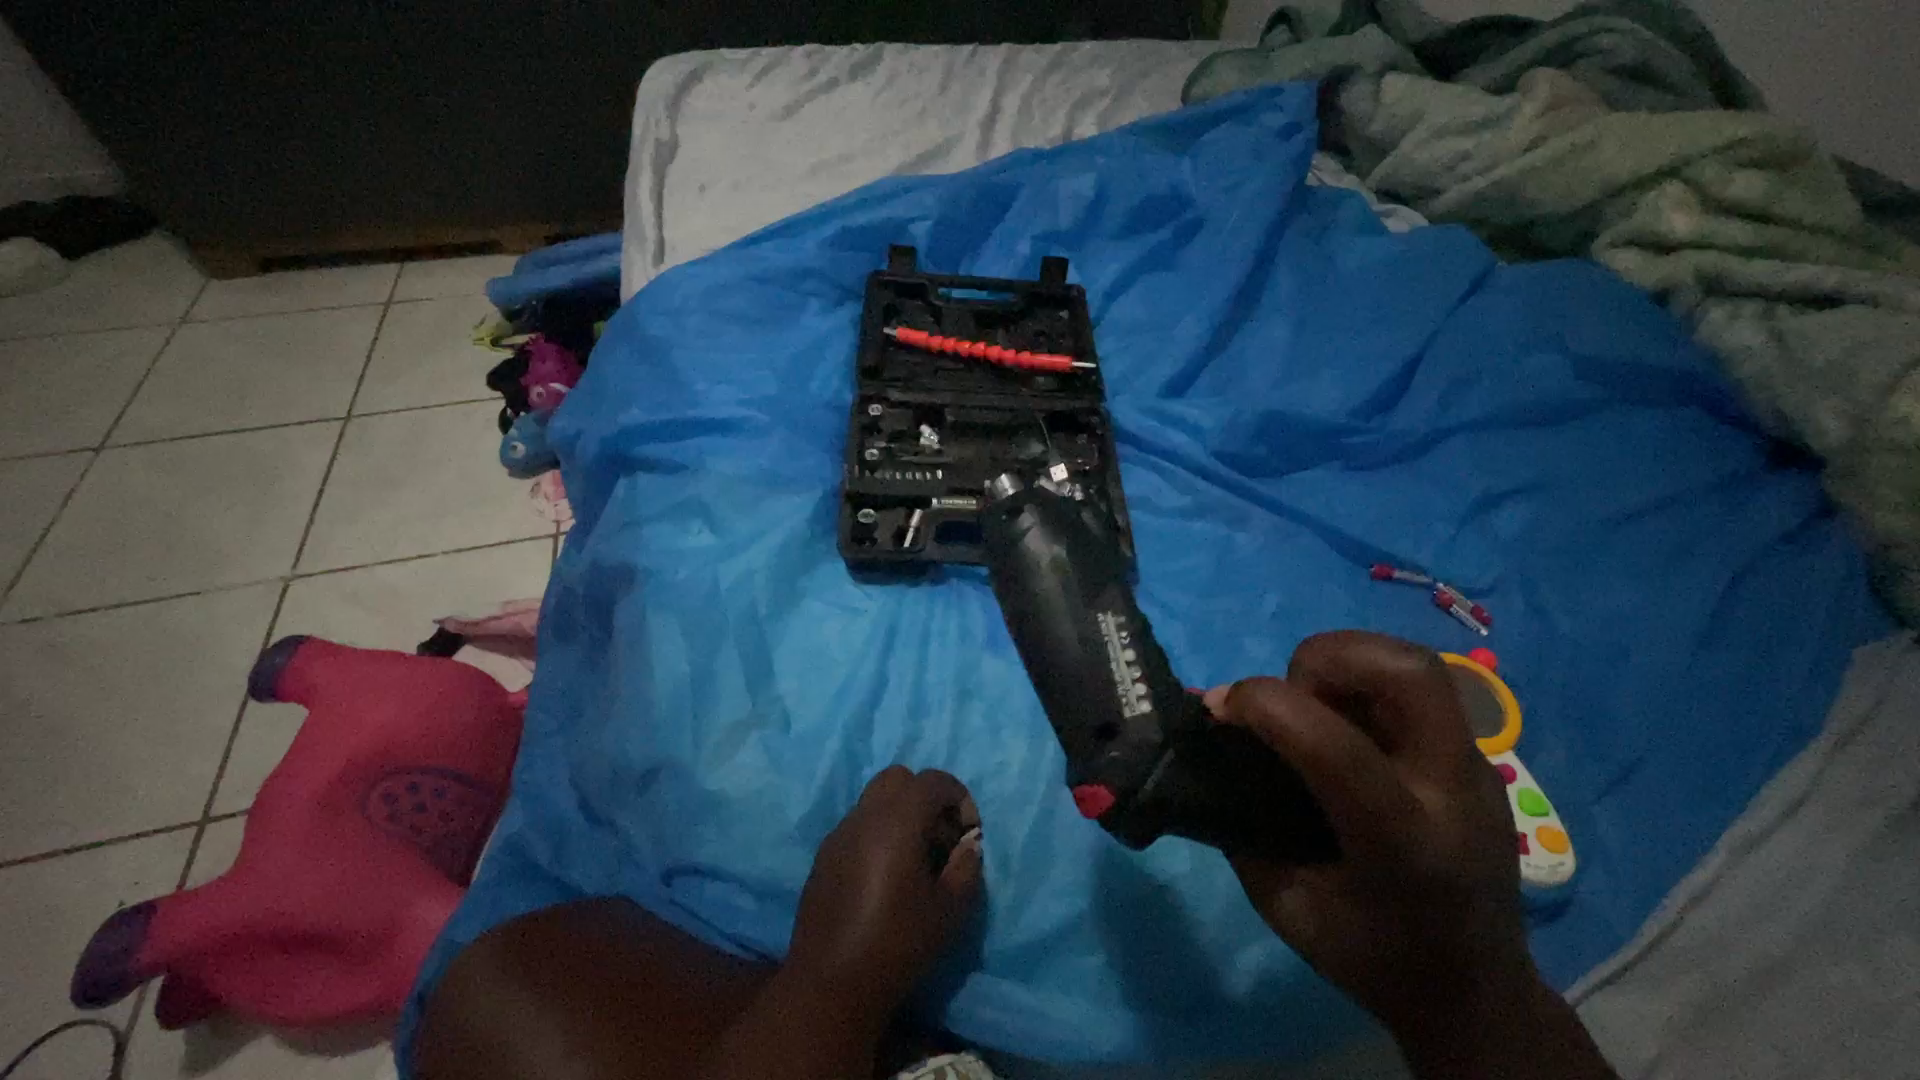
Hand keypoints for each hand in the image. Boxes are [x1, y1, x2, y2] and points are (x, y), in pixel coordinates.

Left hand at [787, 767, 983, 1008]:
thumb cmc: (898, 943)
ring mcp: (838, 834)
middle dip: (926, 797)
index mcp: (897, 821)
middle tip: (940, 837)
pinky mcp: (823, 856)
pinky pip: (857, 825)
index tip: (969, 832)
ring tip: (914, 859)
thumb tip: (968, 844)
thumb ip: (966, 866)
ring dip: (900, 814)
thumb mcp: (950, 909)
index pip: (932, 780)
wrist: (832, 982)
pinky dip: (878, 833)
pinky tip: (885, 876)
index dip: (959, 797)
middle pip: (898, 778)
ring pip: (874, 800)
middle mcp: (864, 816)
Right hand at [1206, 631, 1534, 1034]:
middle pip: (1406, 672)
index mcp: (1401, 842)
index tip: (1218, 707)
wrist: (1474, 990)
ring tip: (1314, 706)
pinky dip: (1367, 685)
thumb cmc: (1371, 957)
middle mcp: (1451, 790)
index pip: (1332, 745)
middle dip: (1326, 659)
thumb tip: (1209, 753)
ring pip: (1417, 664)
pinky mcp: (1481, 759)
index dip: (1262, 705)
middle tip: (1289, 694)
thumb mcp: (1285, 905)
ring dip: (1347, 664)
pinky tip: (1346, 728)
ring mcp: (1477, 768)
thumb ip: (1243, 827)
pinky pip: (1420, 690)